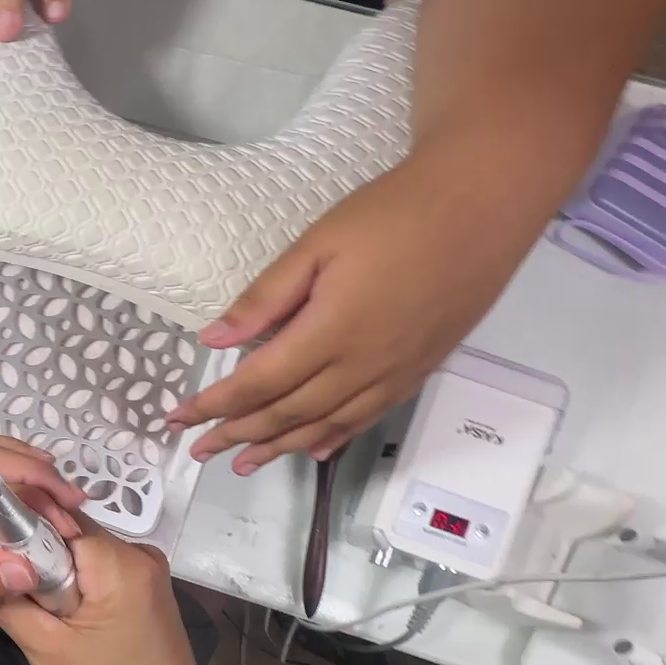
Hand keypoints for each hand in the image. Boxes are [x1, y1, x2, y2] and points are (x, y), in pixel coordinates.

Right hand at [0, 524, 217, 664]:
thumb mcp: (45, 649)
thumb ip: (6, 601)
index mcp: (120, 563)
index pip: (55, 518)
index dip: (20, 534)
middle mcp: (140, 553)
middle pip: (68, 533)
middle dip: (38, 559)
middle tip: (23, 600)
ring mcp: (147, 569)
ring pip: (80, 551)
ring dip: (55, 574)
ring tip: (47, 615)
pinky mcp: (146, 587)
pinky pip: (97, 568)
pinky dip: (77, 585)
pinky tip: (70, 619)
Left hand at [166, 154, 536, 474]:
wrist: (487, 200)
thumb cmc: (392, 215)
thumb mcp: (313, 246)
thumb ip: (262, 299)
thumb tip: (213, 339)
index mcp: (332, 332)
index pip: (257, 383)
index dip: (213, 406)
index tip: (177, 418)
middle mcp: (365, 363)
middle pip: (287, 413)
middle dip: (236, 434)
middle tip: (197, 451)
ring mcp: (397, 370)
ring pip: (326, 424)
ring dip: (278, 447)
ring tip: (241, 464)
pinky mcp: (421, 368)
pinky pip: (369, 416)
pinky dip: (333, 437)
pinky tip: (312, 451)